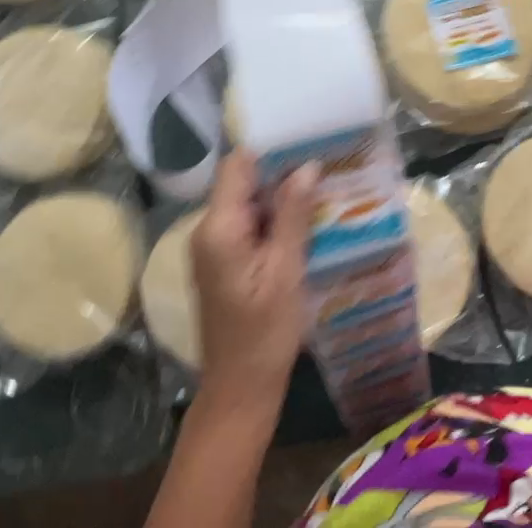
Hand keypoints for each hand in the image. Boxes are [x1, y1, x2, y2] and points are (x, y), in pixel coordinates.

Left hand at [192, 151, 318, 398]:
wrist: (240, 390)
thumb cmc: (264, 334)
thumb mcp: (286, 272)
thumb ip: (293, 216)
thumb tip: (306, 166)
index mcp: (218, 228)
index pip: (237, 166)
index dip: (270, 150)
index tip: (306, 140)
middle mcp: (207, 231)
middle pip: (242, 182)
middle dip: (281, 172)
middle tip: (324, 162)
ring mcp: (213, 248)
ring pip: (247, 205)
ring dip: (281, 197)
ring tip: (323, 186)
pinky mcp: (223, 264)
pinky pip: (248, 227)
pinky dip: (274, 221)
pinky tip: (306, 221)